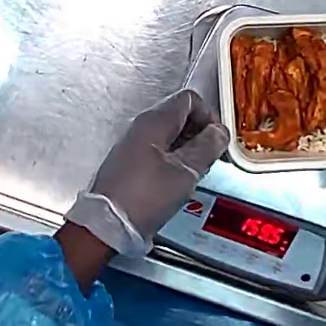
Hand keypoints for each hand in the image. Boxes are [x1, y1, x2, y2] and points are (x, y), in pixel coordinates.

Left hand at [64, 89, 228, 256]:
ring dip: (189, 149)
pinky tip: (178, 182)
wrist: (106, 226)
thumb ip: (207, 147)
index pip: (189, 99)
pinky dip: (174, 160)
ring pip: (170, 135)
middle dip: (201, 134)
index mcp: (154, 121)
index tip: (218, 138)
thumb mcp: (185, 171)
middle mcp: (141, 127)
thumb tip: (219, 132)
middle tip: (211, 157)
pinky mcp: (129, 162)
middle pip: (180, 115)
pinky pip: (158, 150)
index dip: (209, 116)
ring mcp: (133, 144)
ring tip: (196, 173)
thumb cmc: (143, 197)